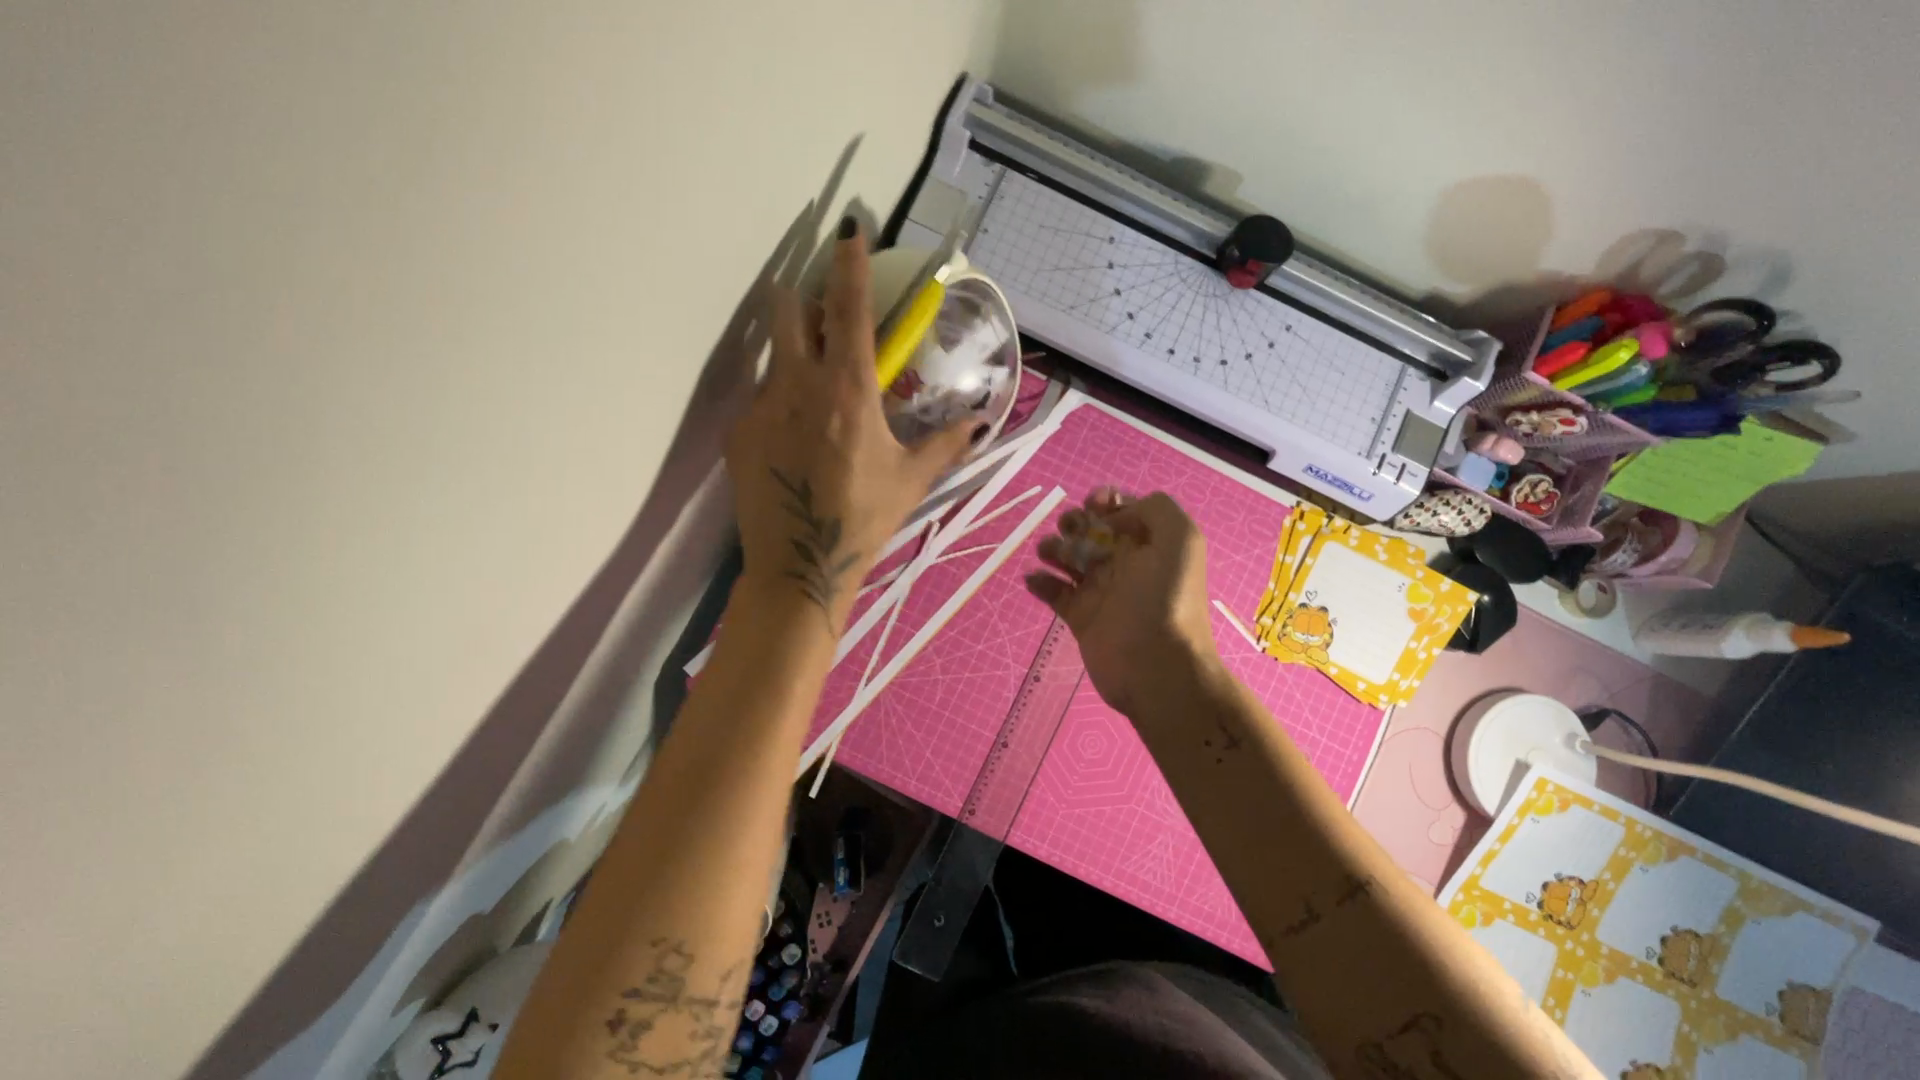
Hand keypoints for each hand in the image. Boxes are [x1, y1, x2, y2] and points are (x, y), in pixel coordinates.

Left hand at [727, 218, 979, 631]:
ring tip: (814, 394)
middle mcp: (797, 385)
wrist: (798, 568)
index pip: (847, 308)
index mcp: (847, 390)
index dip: (849, 263)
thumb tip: (981, 421)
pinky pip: (759, 398)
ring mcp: (760, 407)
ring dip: (794, 353)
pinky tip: (794, 441)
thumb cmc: (863, 520)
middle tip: (824, 321)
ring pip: (773, 355)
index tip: (848, 228)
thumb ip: (947, 444)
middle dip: (804, 300)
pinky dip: (780, 402)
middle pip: (787, 310)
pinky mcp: (737, 433)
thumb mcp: (912, 480)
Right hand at [1024, 489, 1221, 714]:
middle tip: (1070, 530)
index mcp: (1150, 545)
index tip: (1091, 504)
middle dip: (1075, 522)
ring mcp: (1101, 591)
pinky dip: (1040, 582)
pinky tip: (1035, 579)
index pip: (1123, 512)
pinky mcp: (1081, 617)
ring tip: (1048, 552)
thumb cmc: (1168, 600)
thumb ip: (1155, 510)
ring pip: (1069, 558)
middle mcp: (1125, 564)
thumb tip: (1114, 518)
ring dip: (1053, 547)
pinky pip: (1054, 592)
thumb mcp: (1181, 540)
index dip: (1105, 502)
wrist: (1157, 667)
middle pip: (1091, 532)